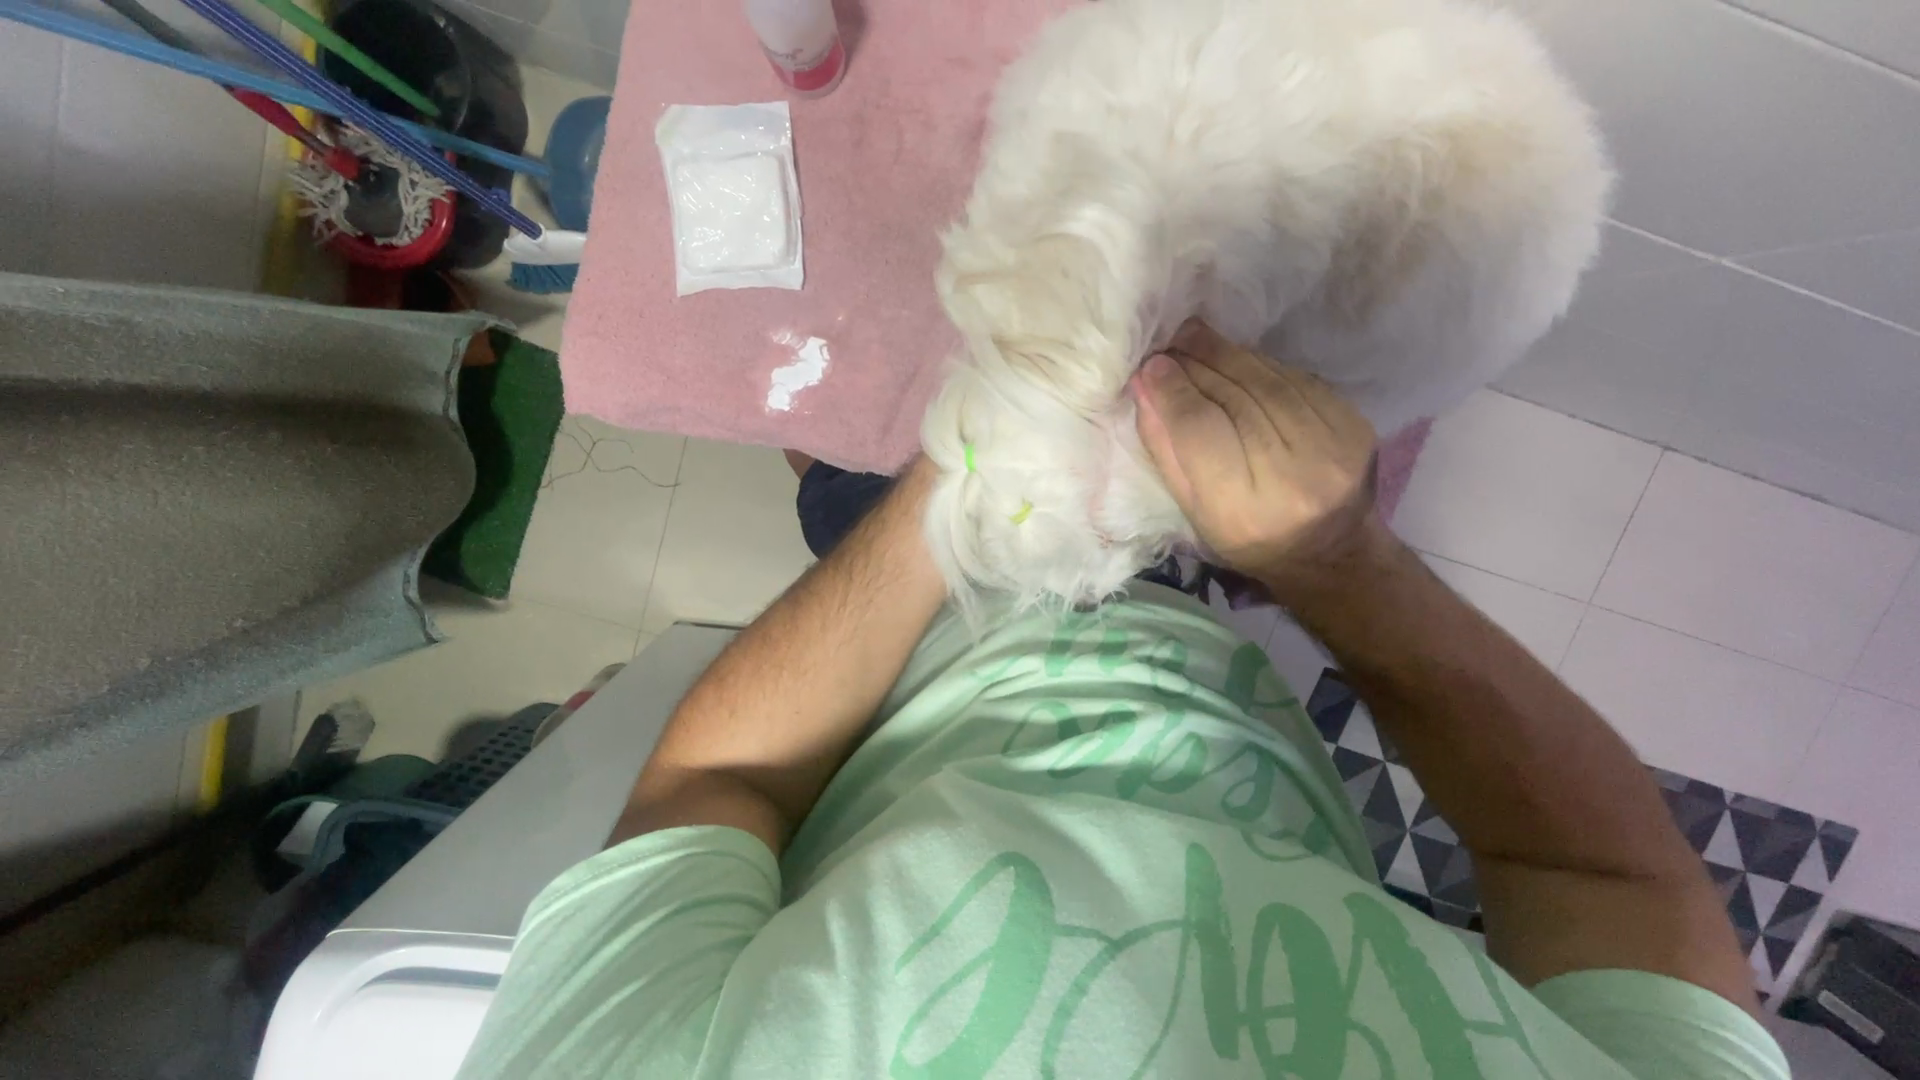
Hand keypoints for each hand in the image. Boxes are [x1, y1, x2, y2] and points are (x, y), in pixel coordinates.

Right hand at [1131, 320, 1381, 589]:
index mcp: (1243, 508)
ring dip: (1225, 354)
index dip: (1173, 392)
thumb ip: (1166, 448)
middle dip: (1196, 365)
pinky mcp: (1354, 425)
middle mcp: (1293, 475)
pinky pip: (1296, 380)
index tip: (1150, 365)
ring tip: (1194, 338)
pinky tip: (1235, 356)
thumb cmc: (1248, 538)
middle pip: (1235, 398)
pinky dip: (1259, 363)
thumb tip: (1144, 386)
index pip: (1201, 430)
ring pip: (1267, 381)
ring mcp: (1332, 447)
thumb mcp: (1193, 508)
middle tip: (1167, 344)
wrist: (1329, 551)